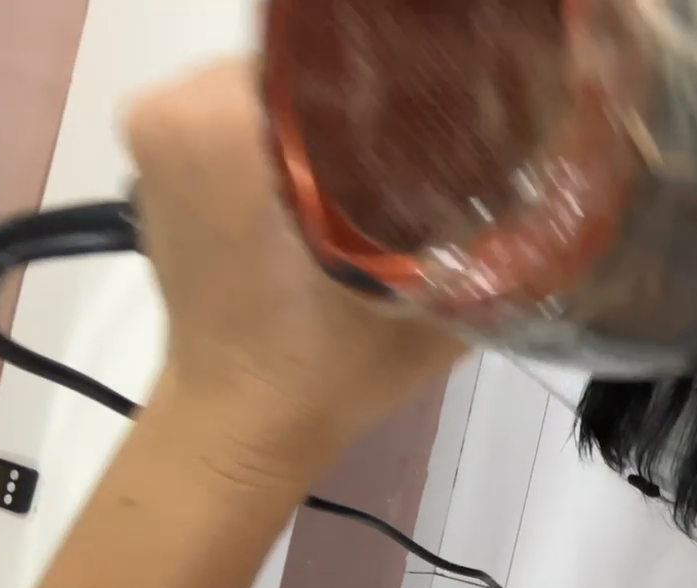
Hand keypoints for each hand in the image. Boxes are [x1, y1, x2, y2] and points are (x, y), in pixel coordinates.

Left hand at [122, 60, 465, 468]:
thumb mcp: (431, 308)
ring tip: (395, 168)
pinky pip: (240, 125)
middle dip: (373, 102)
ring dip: (336, 122)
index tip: (458, 114)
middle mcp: (178, 111)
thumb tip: (540, 198)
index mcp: (233, 128)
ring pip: (274, 93)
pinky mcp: (158, 168)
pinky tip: (343, 189)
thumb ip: (488, 252)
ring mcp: (156, 137)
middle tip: (438, 144)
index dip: (409, 81)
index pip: (339, 54)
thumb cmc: (331, 371)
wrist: (245, 423)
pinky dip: (293, 145)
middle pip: (306, 69)